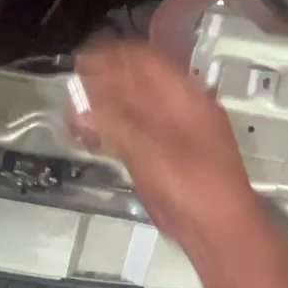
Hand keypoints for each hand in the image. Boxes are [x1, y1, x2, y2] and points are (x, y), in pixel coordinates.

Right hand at [70, 41, 265, 247]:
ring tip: (72, 113)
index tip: (82, 61)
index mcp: (185, 100)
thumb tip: (80, 109)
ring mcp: (168, 134)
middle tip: (71, 88)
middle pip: (137, 84)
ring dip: (101, 108)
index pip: (147, 63)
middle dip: (103, 84)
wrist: (216, 228)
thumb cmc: (193, 186)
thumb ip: (114, 127)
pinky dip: (107, 130)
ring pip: (130, 109)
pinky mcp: (158, 156)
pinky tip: (86, 136)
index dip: (114, 58)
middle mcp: (177, 111)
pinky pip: (129, 133)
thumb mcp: (151, 152)